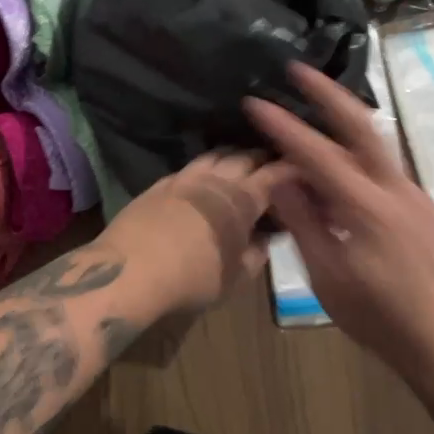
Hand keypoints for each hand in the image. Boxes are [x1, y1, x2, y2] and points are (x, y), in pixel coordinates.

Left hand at [96, 151, 287, 313]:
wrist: (131, 269)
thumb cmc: (193, 278)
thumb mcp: (235, 276)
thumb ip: (255, 255)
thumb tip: (264, 240)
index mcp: (242, 199)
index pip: (274, 175)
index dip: (290, 169)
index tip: (302, 169)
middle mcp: (215, 179)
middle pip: (244, 157)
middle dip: (262, 158)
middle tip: (272, 165)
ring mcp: (184, 177)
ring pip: (214, 156)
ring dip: (231, 157)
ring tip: (238, 165)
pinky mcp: (159, 183)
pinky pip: (188, 167)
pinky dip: (203, 168)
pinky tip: (202, 178)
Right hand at [245, 63, 433, 371]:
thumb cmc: (380, 318)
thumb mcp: (328, 276)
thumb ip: (304, 221)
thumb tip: (279, 178)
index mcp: (367, 208)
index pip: (317, 154)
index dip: (283, 127)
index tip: (254, 102)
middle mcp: (397, 190)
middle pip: (361, 126)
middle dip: (328, 93)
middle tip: (299, 69)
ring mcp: (416, 197)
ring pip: (375, 146)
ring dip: (343, 122)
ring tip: (312, 110)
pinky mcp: (424, 210)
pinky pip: (384, 169)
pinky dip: (356, 155)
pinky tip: (337, 170)